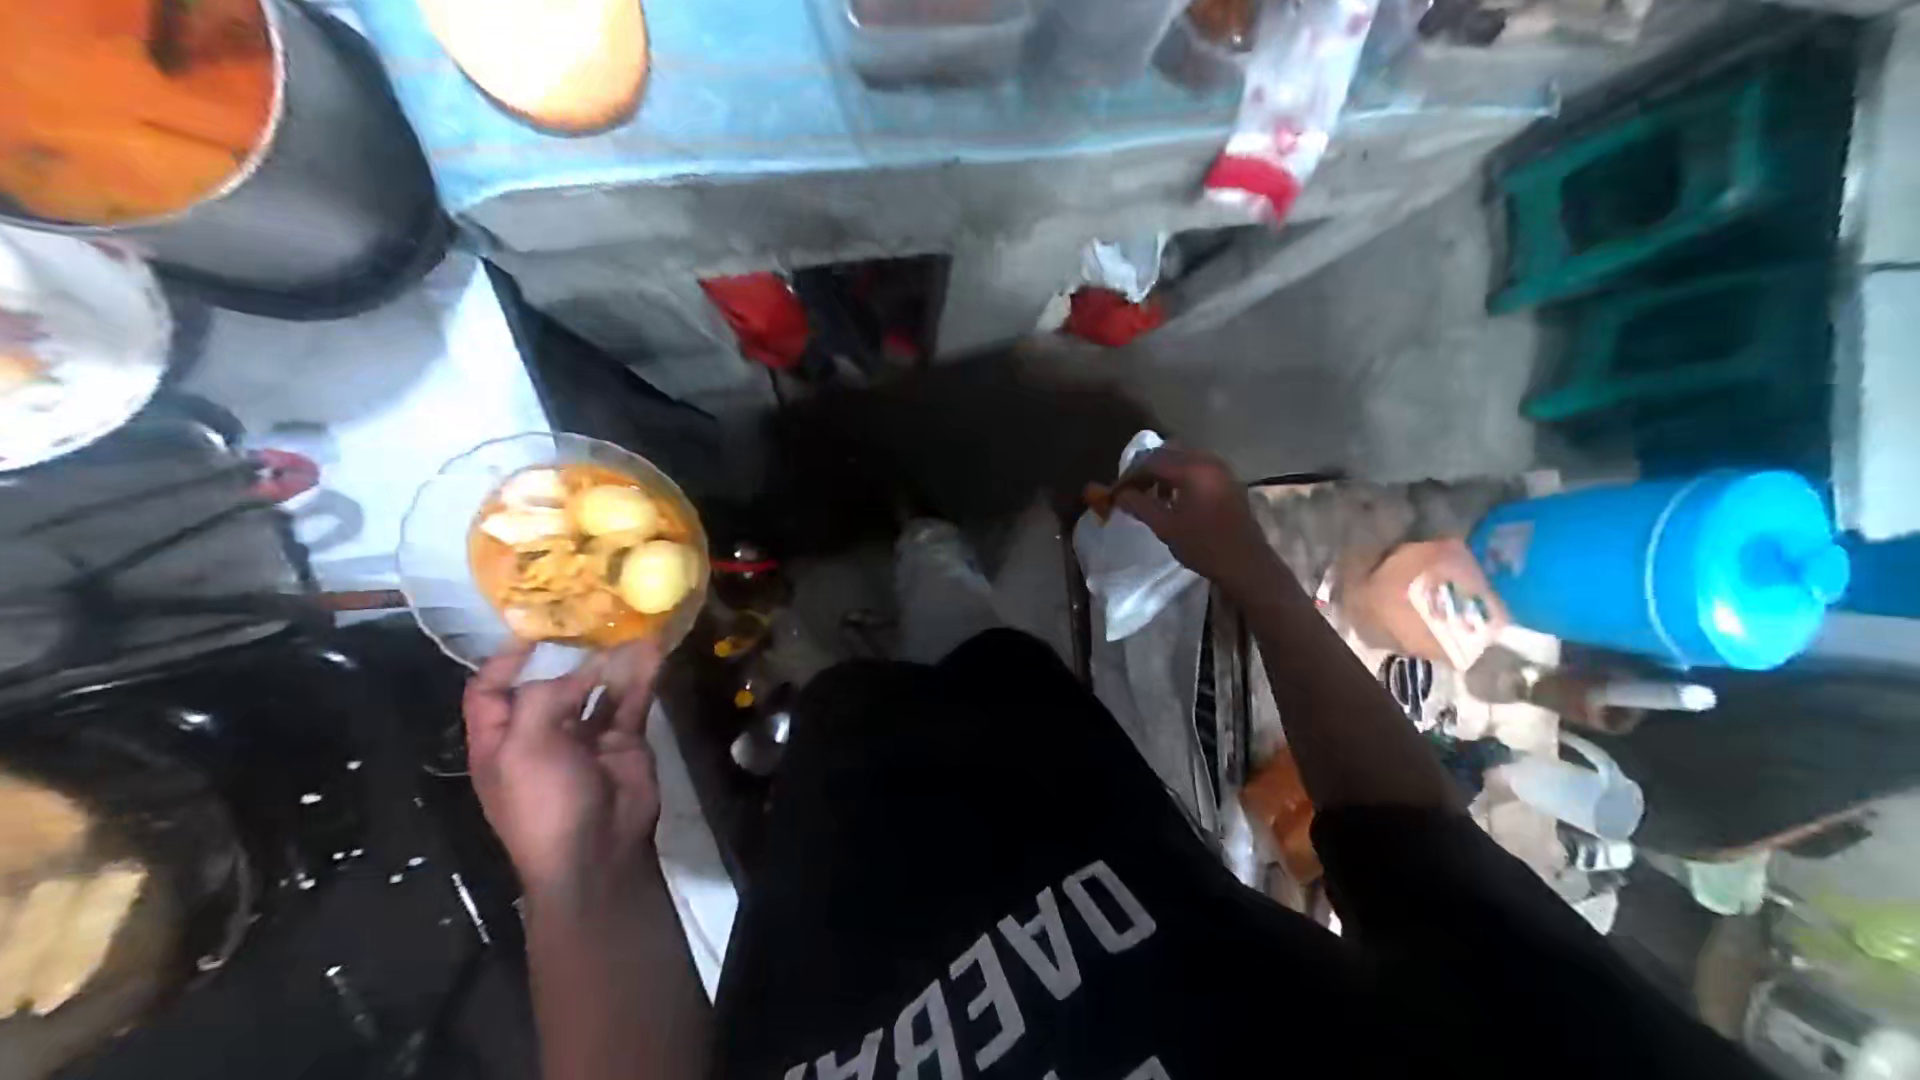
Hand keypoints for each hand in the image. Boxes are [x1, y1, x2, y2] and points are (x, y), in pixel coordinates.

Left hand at [463, 640, 664, 896]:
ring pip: (596, 689)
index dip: (503, 662)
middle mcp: (540, 735)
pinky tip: (653, 653)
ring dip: (611, 663)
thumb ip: (543, 697)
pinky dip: (641, 678)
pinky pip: (631, 702)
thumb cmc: (543, 802)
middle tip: (591, 622)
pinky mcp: (623, 740)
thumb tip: (580, 669)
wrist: (597, 851)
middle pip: (549, 685)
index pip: (489, 692)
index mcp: (500, 741)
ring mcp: (585, 738)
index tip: (531, 632)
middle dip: (568, 656)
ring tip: (627, 631)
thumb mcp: (523, 748)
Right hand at [1115, 446, 1280, 592]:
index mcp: (1192, 470)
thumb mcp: (1165, 527)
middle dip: (1147, 468)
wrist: (1246, 564)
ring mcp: (1222, 469)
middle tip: (1133, 489)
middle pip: (1169, 452)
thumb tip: (1120, 494)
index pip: (1152, 461)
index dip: (1130, 475)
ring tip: (1153, 495)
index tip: (1118, 491)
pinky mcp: (1229, 480)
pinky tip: (1175, 497)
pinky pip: (1199, 466)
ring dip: (1165, 471)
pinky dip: (1182, 475)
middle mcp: (1209, 462)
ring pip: (1185, 457)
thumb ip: (1140, 505)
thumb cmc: (1203, 546)